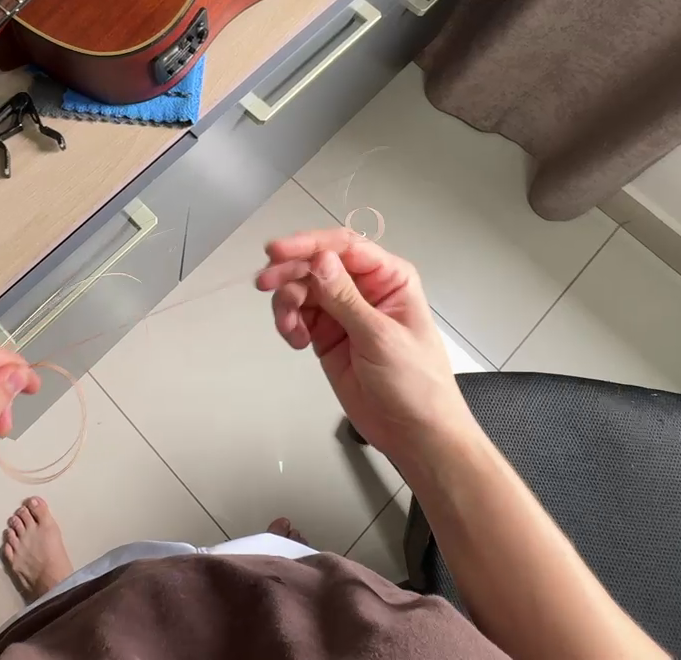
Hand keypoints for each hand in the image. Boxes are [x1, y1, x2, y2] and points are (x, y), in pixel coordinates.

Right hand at [256, 229, 472, 471]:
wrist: (416, 435)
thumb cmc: (415, 383)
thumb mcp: (380, 336)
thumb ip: (345, 297)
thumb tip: (319, 259)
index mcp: (387, 278)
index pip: (343, 247)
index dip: (309, 245)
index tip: (278, 252)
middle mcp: (363, 287)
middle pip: (316, 264)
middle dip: (289, 273)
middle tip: (264, 283)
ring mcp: (343, 311)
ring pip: (302, 289)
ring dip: (287, 303)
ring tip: (289, 328)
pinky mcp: (326, 334)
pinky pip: (298, 315)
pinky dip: (289, 323)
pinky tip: (296, 340)